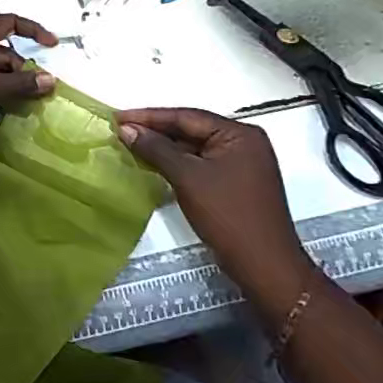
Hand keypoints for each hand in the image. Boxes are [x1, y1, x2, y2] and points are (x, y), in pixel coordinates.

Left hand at [0, 15, 58, 139]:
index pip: (8, 22)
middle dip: (22, 69)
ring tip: (26, 102)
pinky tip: (8, 107)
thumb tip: (50, 80)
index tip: (52, 44)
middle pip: (4, 50)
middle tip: (39, 91)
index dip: (33, 30)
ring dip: (11, 83)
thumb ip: (21, 83)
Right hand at [114, 108, 311, 295]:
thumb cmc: (228, 215)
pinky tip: (152, 163)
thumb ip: (156, 148)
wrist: (264, 266)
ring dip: (163, 147)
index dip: (149, 116)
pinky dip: (175, 162)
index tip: (118, 117)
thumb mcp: (187, 176)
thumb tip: (126, 129)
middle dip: (155, 130)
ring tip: (130, 143)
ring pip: (193, 147)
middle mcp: (244, 143)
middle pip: (191, 129)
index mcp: (240, 134)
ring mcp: (241, 164)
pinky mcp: (234, 183)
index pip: (186, 116)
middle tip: (120, 129)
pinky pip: (199, 163)